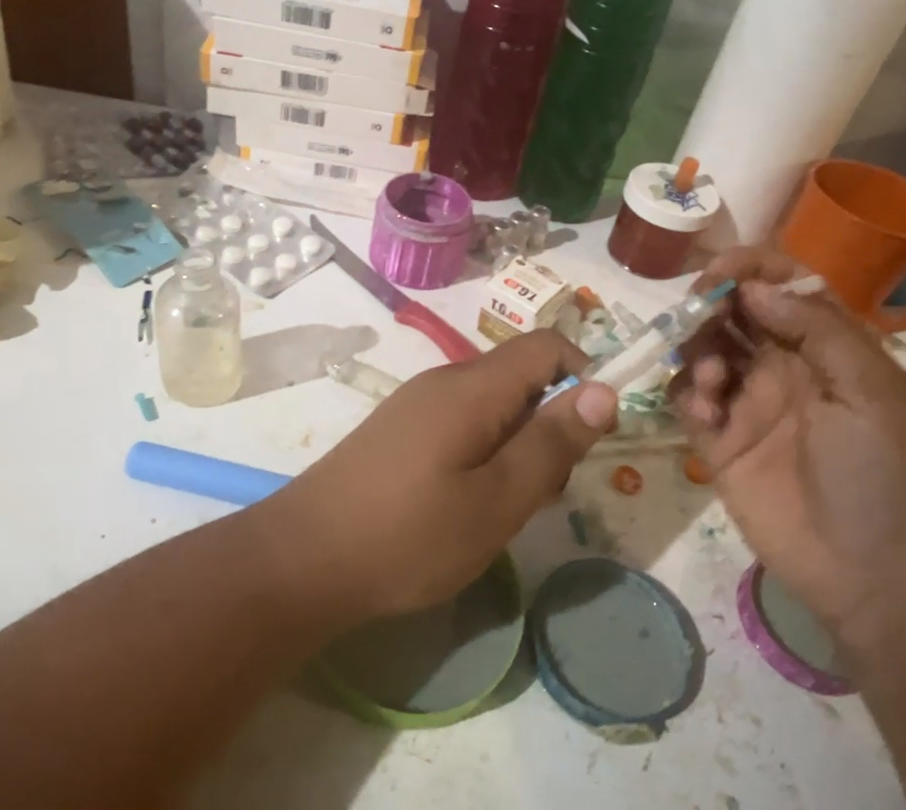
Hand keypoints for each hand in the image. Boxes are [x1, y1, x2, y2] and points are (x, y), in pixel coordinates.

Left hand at [256, 331, 617, 622]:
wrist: (303, 561)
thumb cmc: (410, 536)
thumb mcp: (499, 499)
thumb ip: (552, 442)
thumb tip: (603, 389)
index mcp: (471, 387)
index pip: (546, 345)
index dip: (583, 378)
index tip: (591, 438)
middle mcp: (442, 382)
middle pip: (519, 377)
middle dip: (548, 424)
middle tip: (541, 491)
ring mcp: (414, 407)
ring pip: (491, 407)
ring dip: (516, 448)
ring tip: (502, 509)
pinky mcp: (396, 434)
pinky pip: (459, 426)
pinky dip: (482, 457)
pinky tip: (465, 508)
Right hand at [678, 248, 905, 654]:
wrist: (881, 580)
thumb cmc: (890, 477)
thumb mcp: (872, 392)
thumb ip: (816, 331)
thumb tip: (755, 286)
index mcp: (832, 351)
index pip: (787, 289)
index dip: (752, 269)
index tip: (718, 272)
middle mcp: (788, 370)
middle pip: (736, 314)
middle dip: (711, 305)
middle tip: (696, 315)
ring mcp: (751, 408)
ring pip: (705, 352)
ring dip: (698, 350)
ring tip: (711, 379)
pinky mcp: (720, 448)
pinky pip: (689, 402)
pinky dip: (686, 394)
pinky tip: (704, 412)